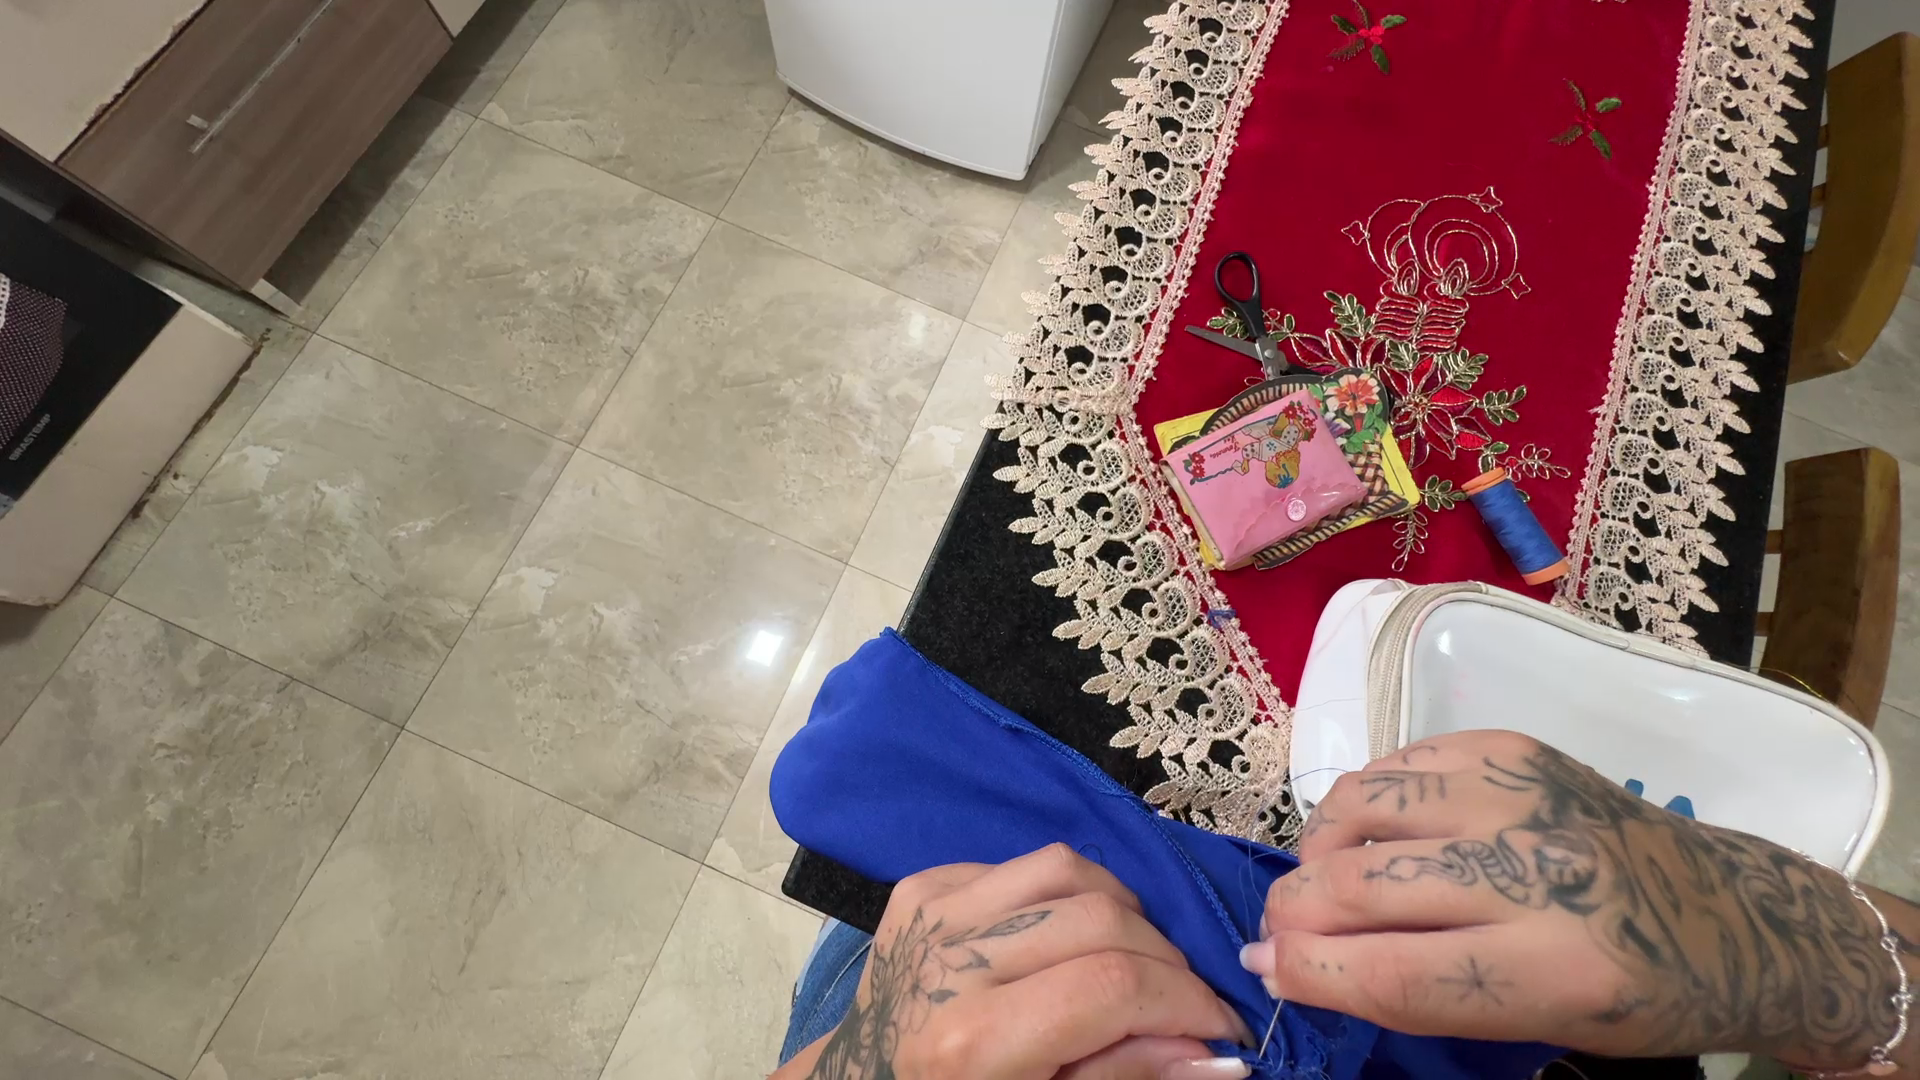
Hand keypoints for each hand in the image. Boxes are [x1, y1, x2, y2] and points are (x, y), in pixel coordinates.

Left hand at [785, 843, 1255, 1079]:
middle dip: (1165, 957)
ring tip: (1134, 956)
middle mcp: (949, 955)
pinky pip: (1023, 864)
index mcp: (973, 1039)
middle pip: (1098, 915)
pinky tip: (1065, 936)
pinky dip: (1066, 894)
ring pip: (1067, 865)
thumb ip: (1123, 1077)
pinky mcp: (923, 881)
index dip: (1186, 1000)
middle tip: (1183, 999)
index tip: (1222, 1025)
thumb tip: (1219, 1054)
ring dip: (1122, 908)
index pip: (1113, 984)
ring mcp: (931, 905)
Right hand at [1239, 730, 1911, 1071]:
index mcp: (1565, 969)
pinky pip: (1389, 765)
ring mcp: (1517, 792)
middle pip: (1362, 885)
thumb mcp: (1538, 1018)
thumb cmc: (1634, 991)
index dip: (1311, 971)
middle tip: (1276, 923)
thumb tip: (1285, 961)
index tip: (1263, 965)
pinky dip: (1358, 803)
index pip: (1395, 971)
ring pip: (1358, 805)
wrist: (1732, 914)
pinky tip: (1370, 831)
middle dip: (1293, 908)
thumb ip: (1411, 987)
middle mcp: (1538, 869)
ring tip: (1323, 872)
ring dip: (1316, 847)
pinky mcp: (1504, 746)